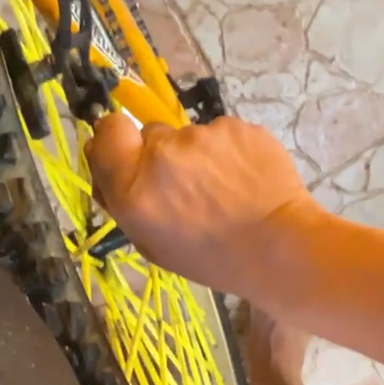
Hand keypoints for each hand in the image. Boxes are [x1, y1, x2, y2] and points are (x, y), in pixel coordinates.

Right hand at [88, 115, 321, 297]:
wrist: (278, 247)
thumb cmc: (208, 258)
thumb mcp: (150, 244)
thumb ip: (123, 201)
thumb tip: (105, 163)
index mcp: (135, 190)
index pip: (107, 132)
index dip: (115, 141)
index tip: (128, 156)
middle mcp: (162, 156)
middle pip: (149, 135)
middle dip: (160, 155)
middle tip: (185, 187)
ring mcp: (202, 136)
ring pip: (187, 136)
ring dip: (196, 156)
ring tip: (221, 189)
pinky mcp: (235, 126)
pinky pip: (220, 134)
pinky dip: (226, 152)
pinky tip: (241, 180)